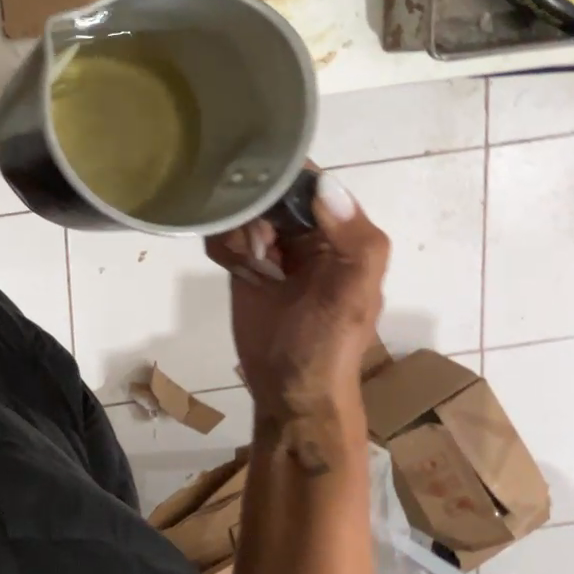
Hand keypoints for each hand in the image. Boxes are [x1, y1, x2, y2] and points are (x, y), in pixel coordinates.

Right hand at [205, 172, 389, 437]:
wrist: (289, 391)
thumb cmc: (328, 345)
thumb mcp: (351, 293)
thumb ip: (353, 239)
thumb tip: (326, 185)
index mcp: (343, 233)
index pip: (312, 183)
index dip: (284, 183)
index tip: (263, 202)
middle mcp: (307, 234)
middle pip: (268, 194)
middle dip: (253, 215)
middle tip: (258, 250)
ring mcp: (272, 250)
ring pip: (240, 214)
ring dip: (236, 237)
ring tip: (249, 268)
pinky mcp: (243, 266)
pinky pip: (222, 238)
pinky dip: (221, 250)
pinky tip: (234, 273)